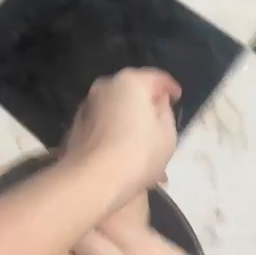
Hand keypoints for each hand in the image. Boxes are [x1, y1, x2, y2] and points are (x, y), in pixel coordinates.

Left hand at [62, 69, 180, 205]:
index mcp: (130, 81)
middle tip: (161, 122)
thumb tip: (156, 102)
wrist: (94, 177)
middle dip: (147, 105)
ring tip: (145, 145)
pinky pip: (105, 121)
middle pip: (133, 90)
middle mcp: (106, 85)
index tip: (177, 97)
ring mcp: (89, 102)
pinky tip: (126, 151)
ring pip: (118, 108)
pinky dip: (117, 130)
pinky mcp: (78, 121)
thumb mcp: (167, 133)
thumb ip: (165, 111)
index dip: (170, 87)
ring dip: (131, 121)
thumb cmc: (139, 153)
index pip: (156, 77)